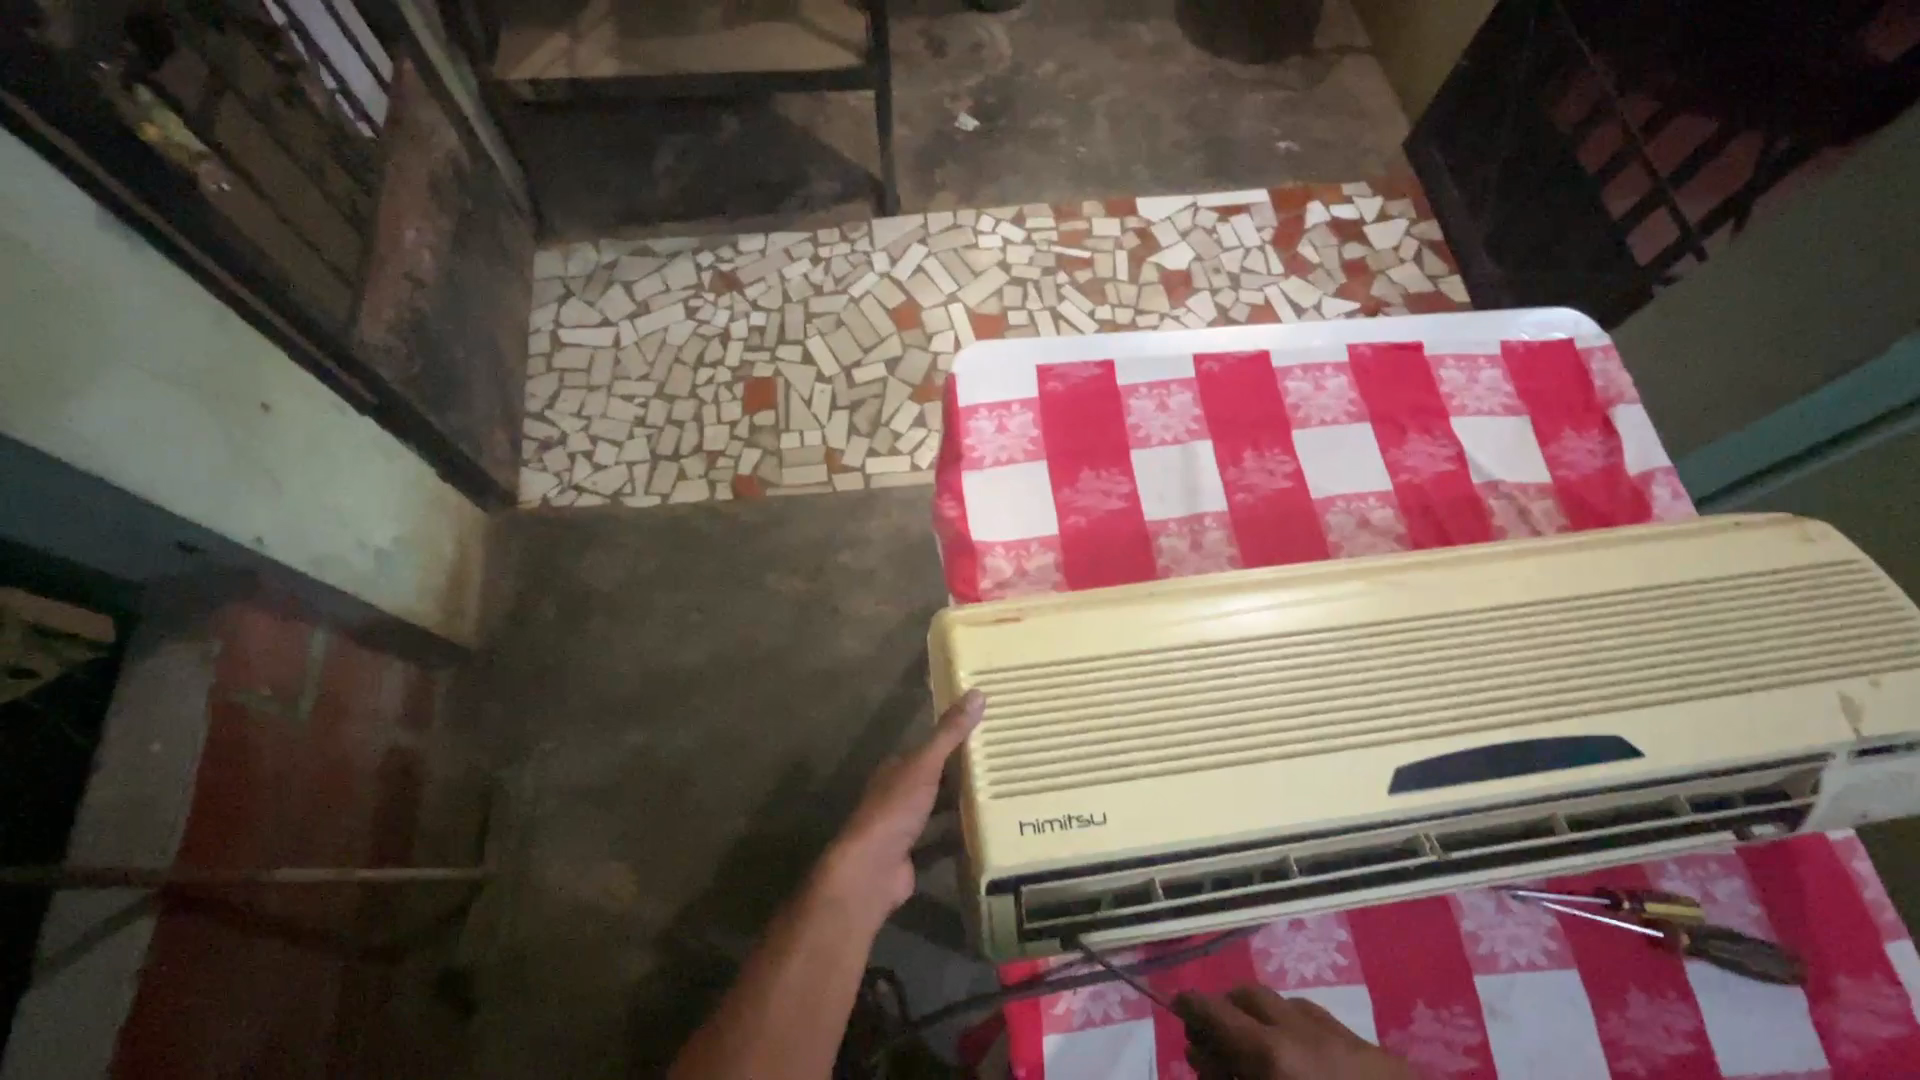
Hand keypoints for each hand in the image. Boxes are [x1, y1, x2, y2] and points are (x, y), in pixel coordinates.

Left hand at [814, 690, 985, 922]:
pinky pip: (941, 842)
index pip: (928, 749)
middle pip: (935, 780)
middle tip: (1002, 767)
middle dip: (962, 775)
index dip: (954, 740)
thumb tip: (977, 693)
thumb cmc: (895, 810)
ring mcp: (904, 827)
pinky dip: (960, 838)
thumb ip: (949, 734)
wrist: (872, 869)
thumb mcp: (924, 765)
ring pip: (938, 810)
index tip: (987, 735)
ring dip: (962, 806)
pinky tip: (986, 835)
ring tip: (1001, 799)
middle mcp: (897, 795)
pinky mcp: (913, 855)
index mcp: (896, 769)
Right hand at [1176, 986, 1415, 1079]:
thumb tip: (1206, 1059)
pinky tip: (1305, 1063)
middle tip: (1214, 1041)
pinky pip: (1324, 1024)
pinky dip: (1299, 1031)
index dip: (1191, 1007)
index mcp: (1273, 1056)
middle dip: (1225, 1008)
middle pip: (1249, 995)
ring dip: (1262, 1019)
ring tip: (1256, 1053)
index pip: (1216, 1011)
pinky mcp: (1378, 1055)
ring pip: (1288, 1004)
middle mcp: (1304, 1032)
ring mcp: (1344, 1038)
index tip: (1177, 1009)